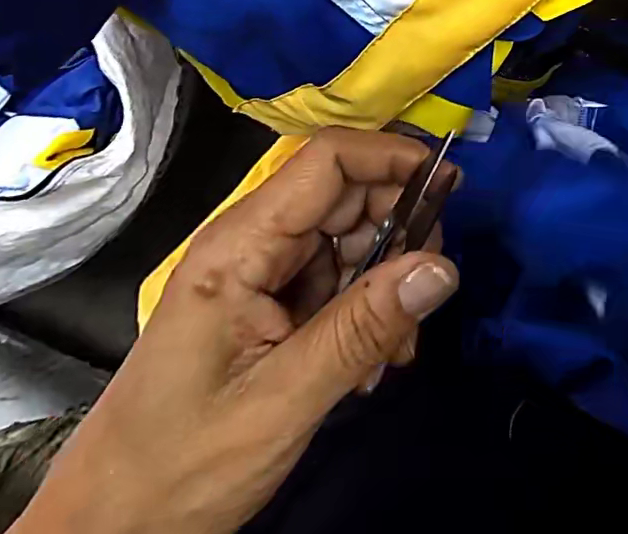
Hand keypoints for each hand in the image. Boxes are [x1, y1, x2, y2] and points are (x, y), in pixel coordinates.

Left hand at [13, 129, 460, 533]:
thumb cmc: (178, 469)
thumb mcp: (281, 400)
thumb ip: (365, 327)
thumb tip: (445, 267)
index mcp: (241, 246)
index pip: (330, 159)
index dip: (394, 157)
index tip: (449, 187)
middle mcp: (256, 242)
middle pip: (354, 194)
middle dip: (403, 230)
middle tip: (427, 288)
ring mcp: (268, 270)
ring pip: (360, 235)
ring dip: (393, 277)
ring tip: (397, 344)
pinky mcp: (278, 298)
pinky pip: (348, 274)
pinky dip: (376, 304)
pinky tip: (378, 355)